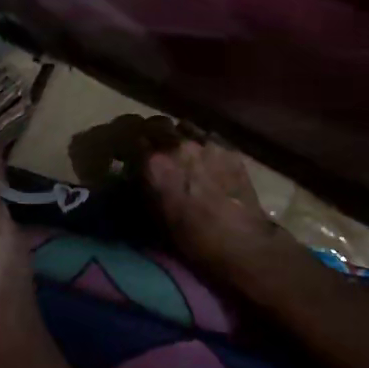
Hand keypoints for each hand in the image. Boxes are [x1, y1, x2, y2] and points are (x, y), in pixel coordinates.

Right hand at [144, 137, 296, 280]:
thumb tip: (135, 175)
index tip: (129, 155)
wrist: (239, 242)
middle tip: (153, 148)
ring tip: (180, 148)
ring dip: (177, 134)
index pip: (132, 140)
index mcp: (153, 163)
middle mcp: (176, 145)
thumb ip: (142, 187)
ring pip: (183, 125)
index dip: (130, 148)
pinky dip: (201, 142)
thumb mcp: (154, 216)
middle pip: (156, 125)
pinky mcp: (228, 147)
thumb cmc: (191, 238)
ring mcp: (205, 142)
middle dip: (151, 135)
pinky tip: (205, 155)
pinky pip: (208, 135)